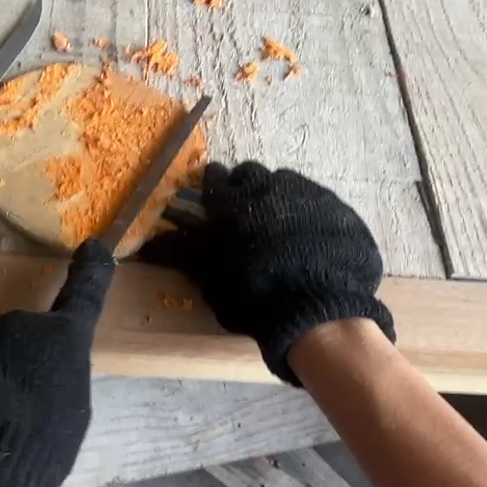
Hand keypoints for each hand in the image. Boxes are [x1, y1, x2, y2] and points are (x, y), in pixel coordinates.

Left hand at [0, 239, 113, 486]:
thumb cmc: (43, 442)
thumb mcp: (68, 412)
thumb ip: (56, 380)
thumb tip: (35, 376)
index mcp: (63, 337)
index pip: (83, 298)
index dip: (91, 273)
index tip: (94, 246)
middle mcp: (21, 325)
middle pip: (17, 343)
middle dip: (12, 372)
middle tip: (16, 415)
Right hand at [140, 161, 393, 384]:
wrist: (320, 312)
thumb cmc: (252, 293)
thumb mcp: (209, 276)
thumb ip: (181, 253)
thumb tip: (146, 244)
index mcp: (232, 199)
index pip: (215, 178)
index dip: (212, 190)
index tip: (213, 205)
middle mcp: (269, 185)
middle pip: (251, 175)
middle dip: (246, 189)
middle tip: (246, 219)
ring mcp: (308, 194)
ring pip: (286, 184)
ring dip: (278, 199)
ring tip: (280, 231)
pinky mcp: (340, 209)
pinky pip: (318, 204)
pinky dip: (309, 216)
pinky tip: (311, 241)